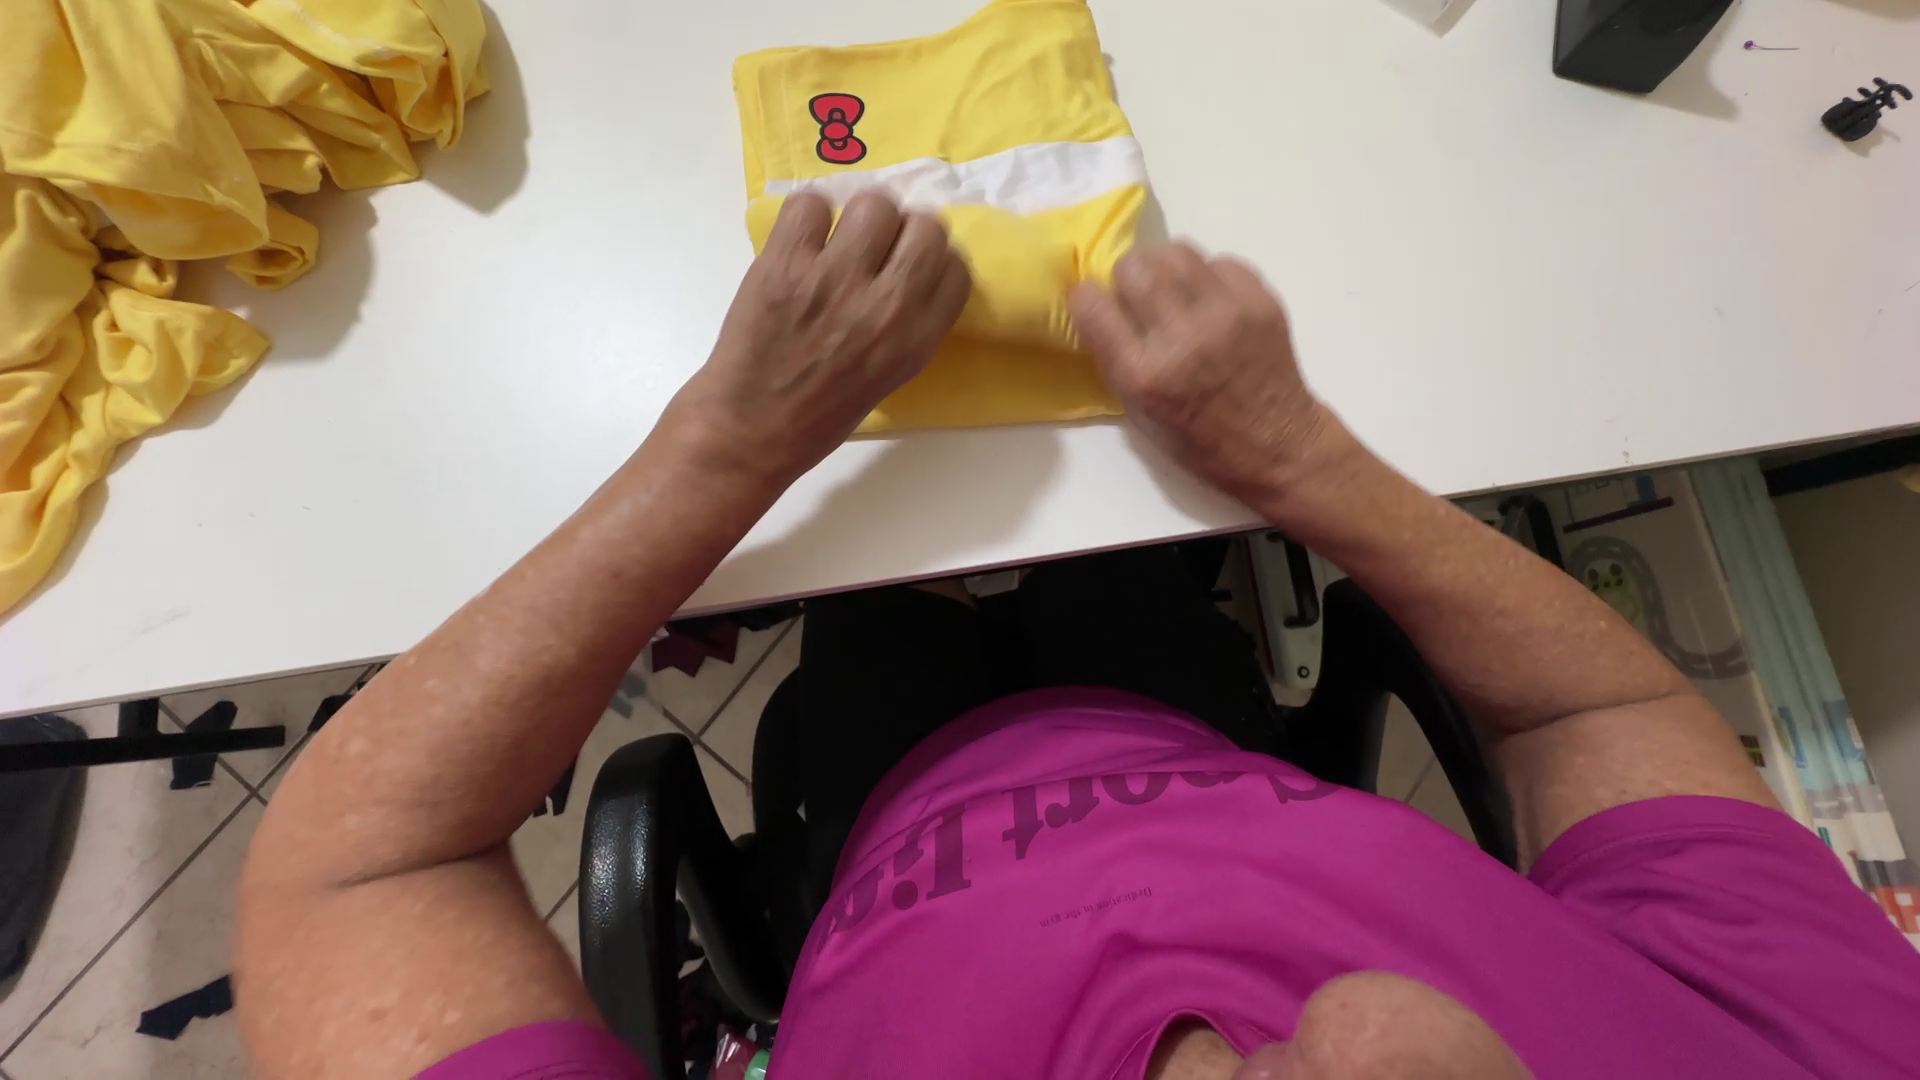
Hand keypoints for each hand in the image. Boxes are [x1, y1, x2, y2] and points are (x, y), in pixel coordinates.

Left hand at [664, 191, 969, 489]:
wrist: (753, 428)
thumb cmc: (823, 413)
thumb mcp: (890, 376)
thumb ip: (908, 323)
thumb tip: (908, 267)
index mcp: (915, 340)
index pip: (956, 268)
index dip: (934, 261)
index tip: (910, 267)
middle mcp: (885, 306)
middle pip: (924, 226)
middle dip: (904, 232)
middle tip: (877, 250)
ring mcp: (833, 280)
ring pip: (873, 205)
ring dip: (860, 218)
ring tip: (839, 242)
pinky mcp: (785, 265)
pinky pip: (811, 204)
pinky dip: (808, 217)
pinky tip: (802, 245)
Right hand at [1068, 243, 1345, 507]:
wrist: (1274, 445)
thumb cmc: (1195, 439)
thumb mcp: (1137, 412)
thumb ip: (1116, 357)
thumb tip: (1105, 305)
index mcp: (1142, 374)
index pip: (1092, 304)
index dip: (1087, 298)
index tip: (1095, 306)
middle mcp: (1182, 338)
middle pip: (1134, 266)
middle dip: (1126, 278)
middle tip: (1135, 297)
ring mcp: (1225, 314)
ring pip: (1176, 251)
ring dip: (1165, 268)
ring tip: (1172, 292)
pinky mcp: (1260, 301)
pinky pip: (1218, 261)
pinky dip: (1206, 277)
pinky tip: (1209, 303)